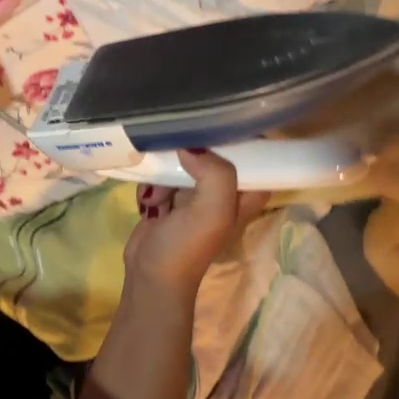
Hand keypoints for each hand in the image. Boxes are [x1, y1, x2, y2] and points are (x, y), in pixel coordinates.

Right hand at [122, 150, 269, 299]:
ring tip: (155, 199)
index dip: (235, 137)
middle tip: (171, 169)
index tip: (209, 125)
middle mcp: (224, 190)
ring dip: (160, 177)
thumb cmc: (187, 246)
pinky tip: (146, 204)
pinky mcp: (168, 199)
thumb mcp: (212, 211)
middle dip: (185, 157)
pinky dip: (148, 186)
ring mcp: (194, 195)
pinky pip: (157, 177)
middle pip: (209, 153)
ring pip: (178, 163)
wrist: (150, 273)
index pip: (252, 153)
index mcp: (246, 193)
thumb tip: (188, 146)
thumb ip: (214, 174)